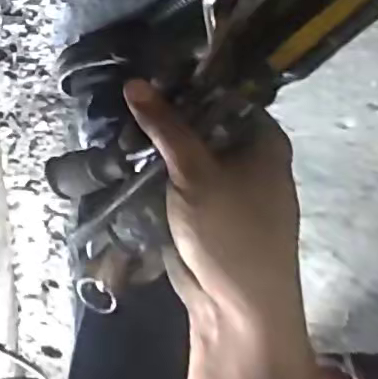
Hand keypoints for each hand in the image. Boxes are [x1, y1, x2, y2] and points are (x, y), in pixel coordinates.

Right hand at [123, 81, 303, 335]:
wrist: (237, 311)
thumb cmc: (233, 234)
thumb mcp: (196, 173)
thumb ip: (164, 126)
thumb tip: (133, 81)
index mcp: (263, 142)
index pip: (223, 93)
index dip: (188, 79)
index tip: (147, 66)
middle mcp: (246, 156)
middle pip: (199, 118)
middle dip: (163, 108)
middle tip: (123, 89)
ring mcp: (222, 180)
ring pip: (182, 145)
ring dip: (153, 136)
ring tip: (114, 112)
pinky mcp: (198, 202)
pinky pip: (172, 170)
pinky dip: (151, 160)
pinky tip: (121, 145)